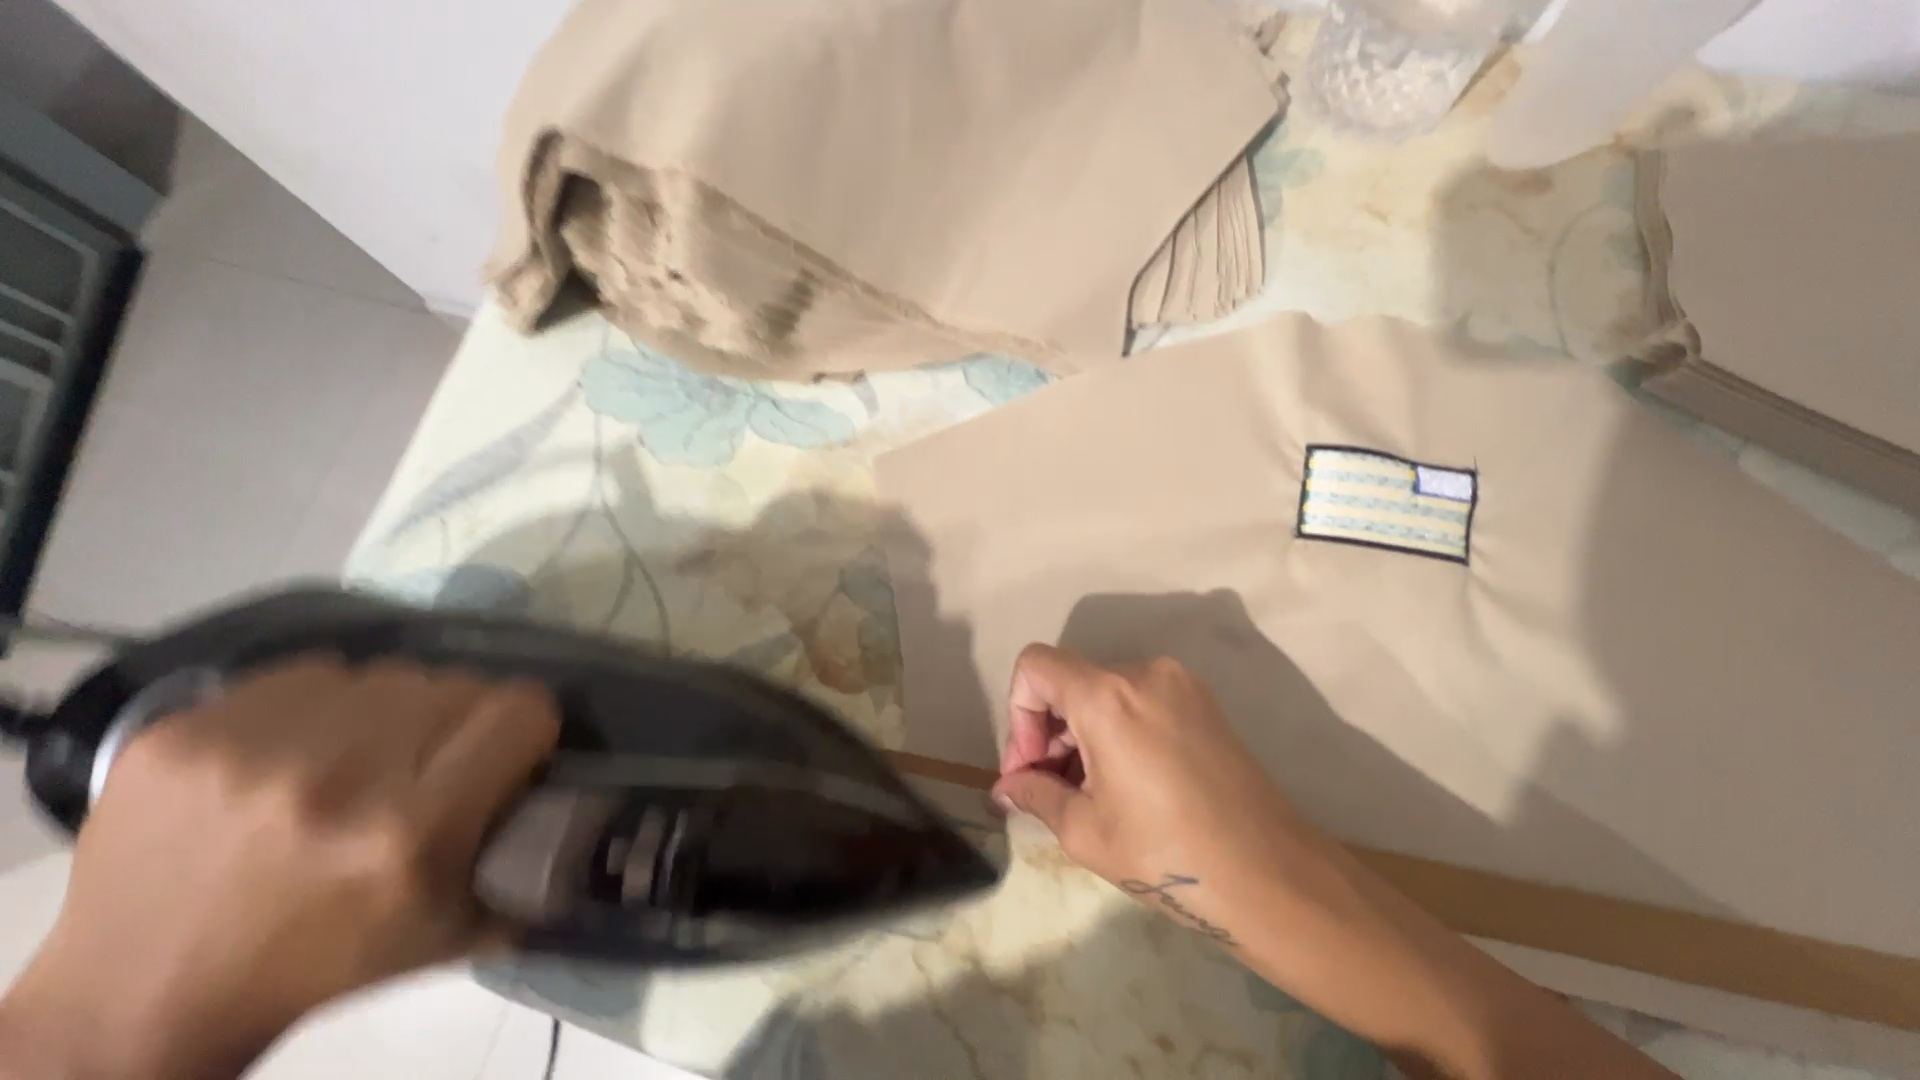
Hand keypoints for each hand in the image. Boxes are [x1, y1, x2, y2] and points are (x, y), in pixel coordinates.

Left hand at [0, 657, 559, 1078]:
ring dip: (392, 710)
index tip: (511, 751)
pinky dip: (322, 704)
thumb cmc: (324, 963)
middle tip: (434, 763)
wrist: (142, 994)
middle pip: (455, 684)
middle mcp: (337, 777)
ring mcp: (251, 746)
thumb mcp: (457, 931)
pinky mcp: (185, 728)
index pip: (519, 709)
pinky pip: (308, 674)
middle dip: (460, 721)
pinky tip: (298, 750)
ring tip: (363, 757)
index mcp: (412, 833)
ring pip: (385, 672)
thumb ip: (533, 858)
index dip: (526, 729)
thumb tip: (588, 798)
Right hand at [991, 644, 1310, 942]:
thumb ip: (1035, 795)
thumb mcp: (1084, 831)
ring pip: (1104, 691)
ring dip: (1082, 733)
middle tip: (1047, 789)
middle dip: (1048, 731)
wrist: (1270, 874)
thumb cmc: (1166, 854)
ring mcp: (1180, 684)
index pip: (1036, 665)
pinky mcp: (1204, 703)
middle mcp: (1144, 673)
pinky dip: (1117, 729)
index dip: (1018, 714)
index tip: (1030, 769)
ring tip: (1087, 793)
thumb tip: (1007, 788)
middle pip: (1070, 679)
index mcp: (1107, 696)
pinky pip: (1139, 700)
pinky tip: (1124, 782)